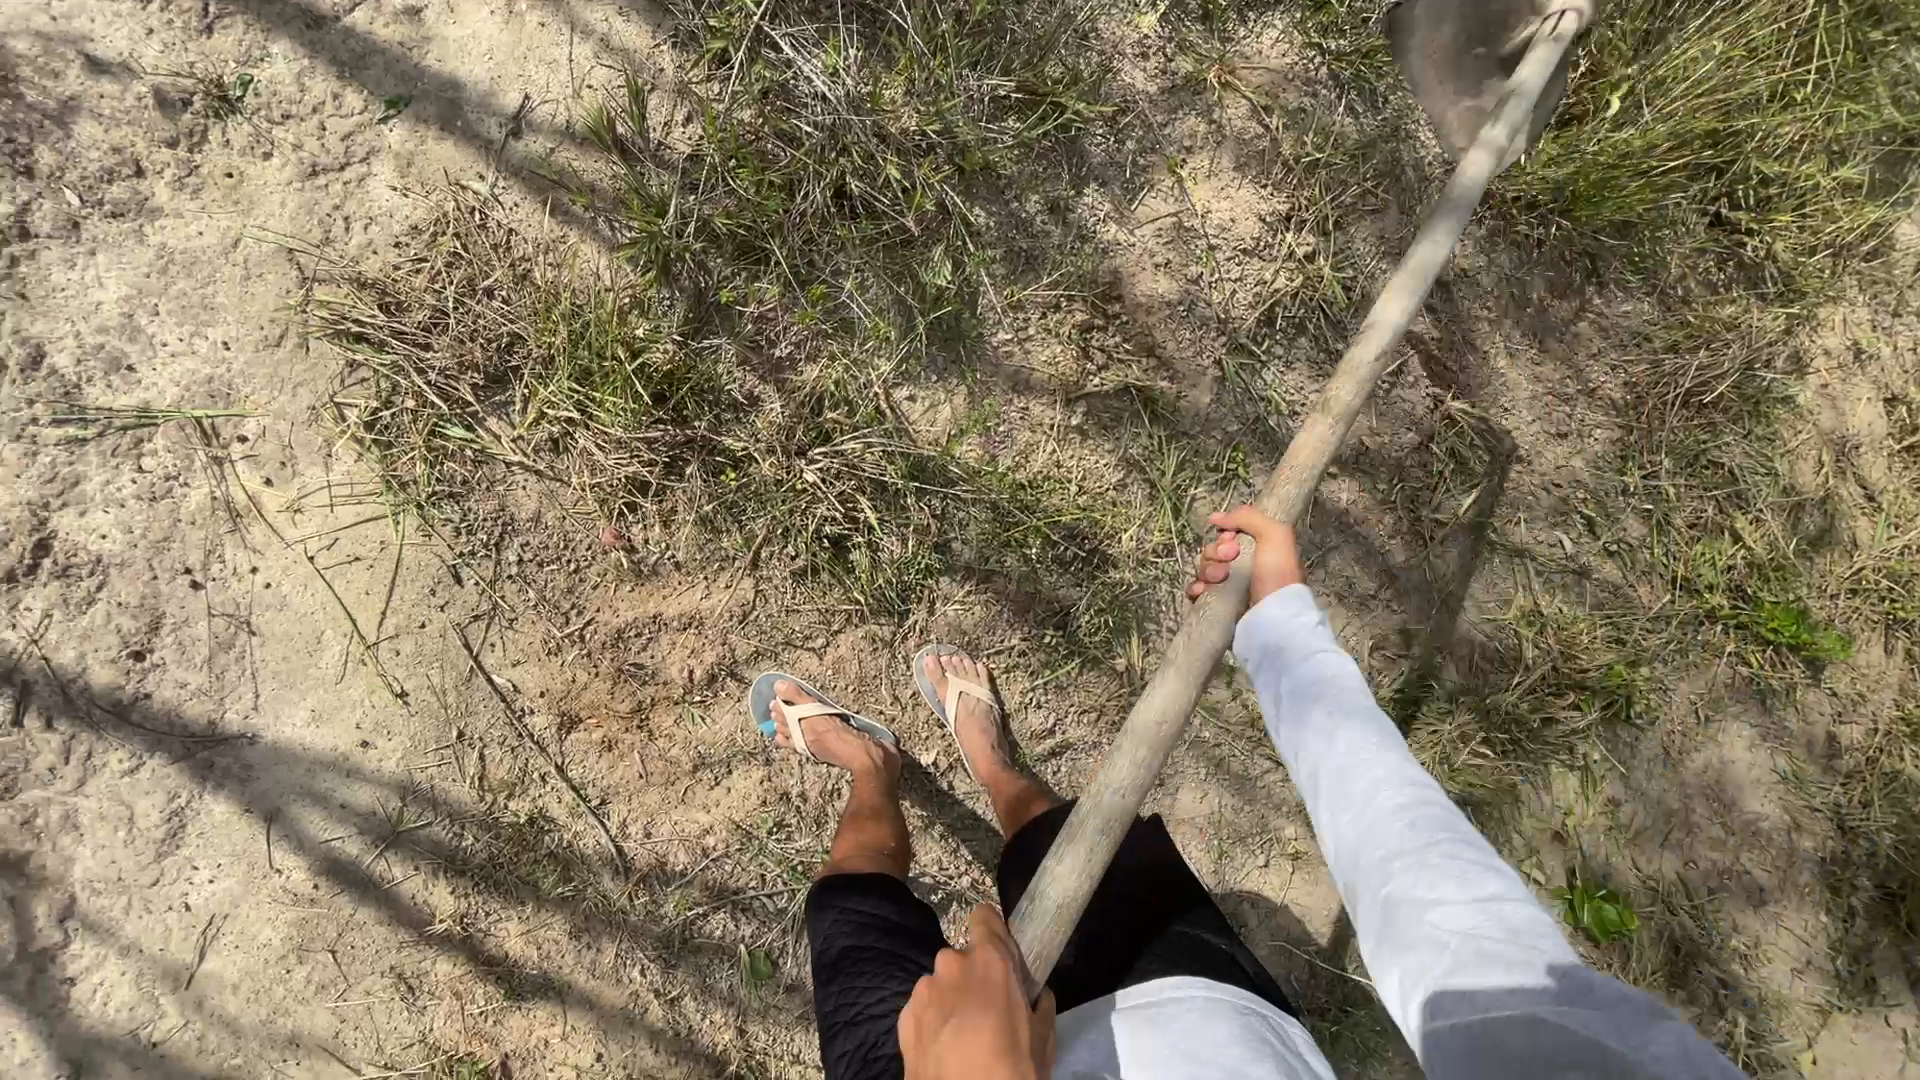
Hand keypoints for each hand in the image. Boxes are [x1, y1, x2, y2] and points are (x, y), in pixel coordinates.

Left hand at [899, 904, 1055, 1079]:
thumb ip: (1039, 1004)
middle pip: (964, 957)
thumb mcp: (1042, 1037)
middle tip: (987, 1013)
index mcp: (989, 960)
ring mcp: (923, 989)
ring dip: (951, 1000)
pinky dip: (932, 1021)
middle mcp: (951, 963)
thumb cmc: (1013, 1072)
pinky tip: (943, 1050)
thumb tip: (1036, 995)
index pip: (985, 916)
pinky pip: (924, 1008)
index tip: (1000, 956)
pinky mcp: (903, 1017)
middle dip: (974, 978)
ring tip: (962, 1038)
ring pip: (942, 983)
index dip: (993, 933)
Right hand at [1186, 504, 1304, 609]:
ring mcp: (1229, 587)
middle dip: (1216, 553)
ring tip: (1220, 579)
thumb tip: (1215, 517)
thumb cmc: (1278, 575)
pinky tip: (1203, 590)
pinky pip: (1197, 589)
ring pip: (1204, 569)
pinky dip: (1196, 587)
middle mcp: (1243, 566)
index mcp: (1257, 549)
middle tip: (1230, 560)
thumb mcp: (1275, 535)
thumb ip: (1248, 518)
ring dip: (1208, 570)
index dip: (1225, 535)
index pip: (1228, 534)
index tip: (1232, 540)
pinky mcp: (1217, 604)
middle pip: (1213, 550)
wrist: (1274, 619)